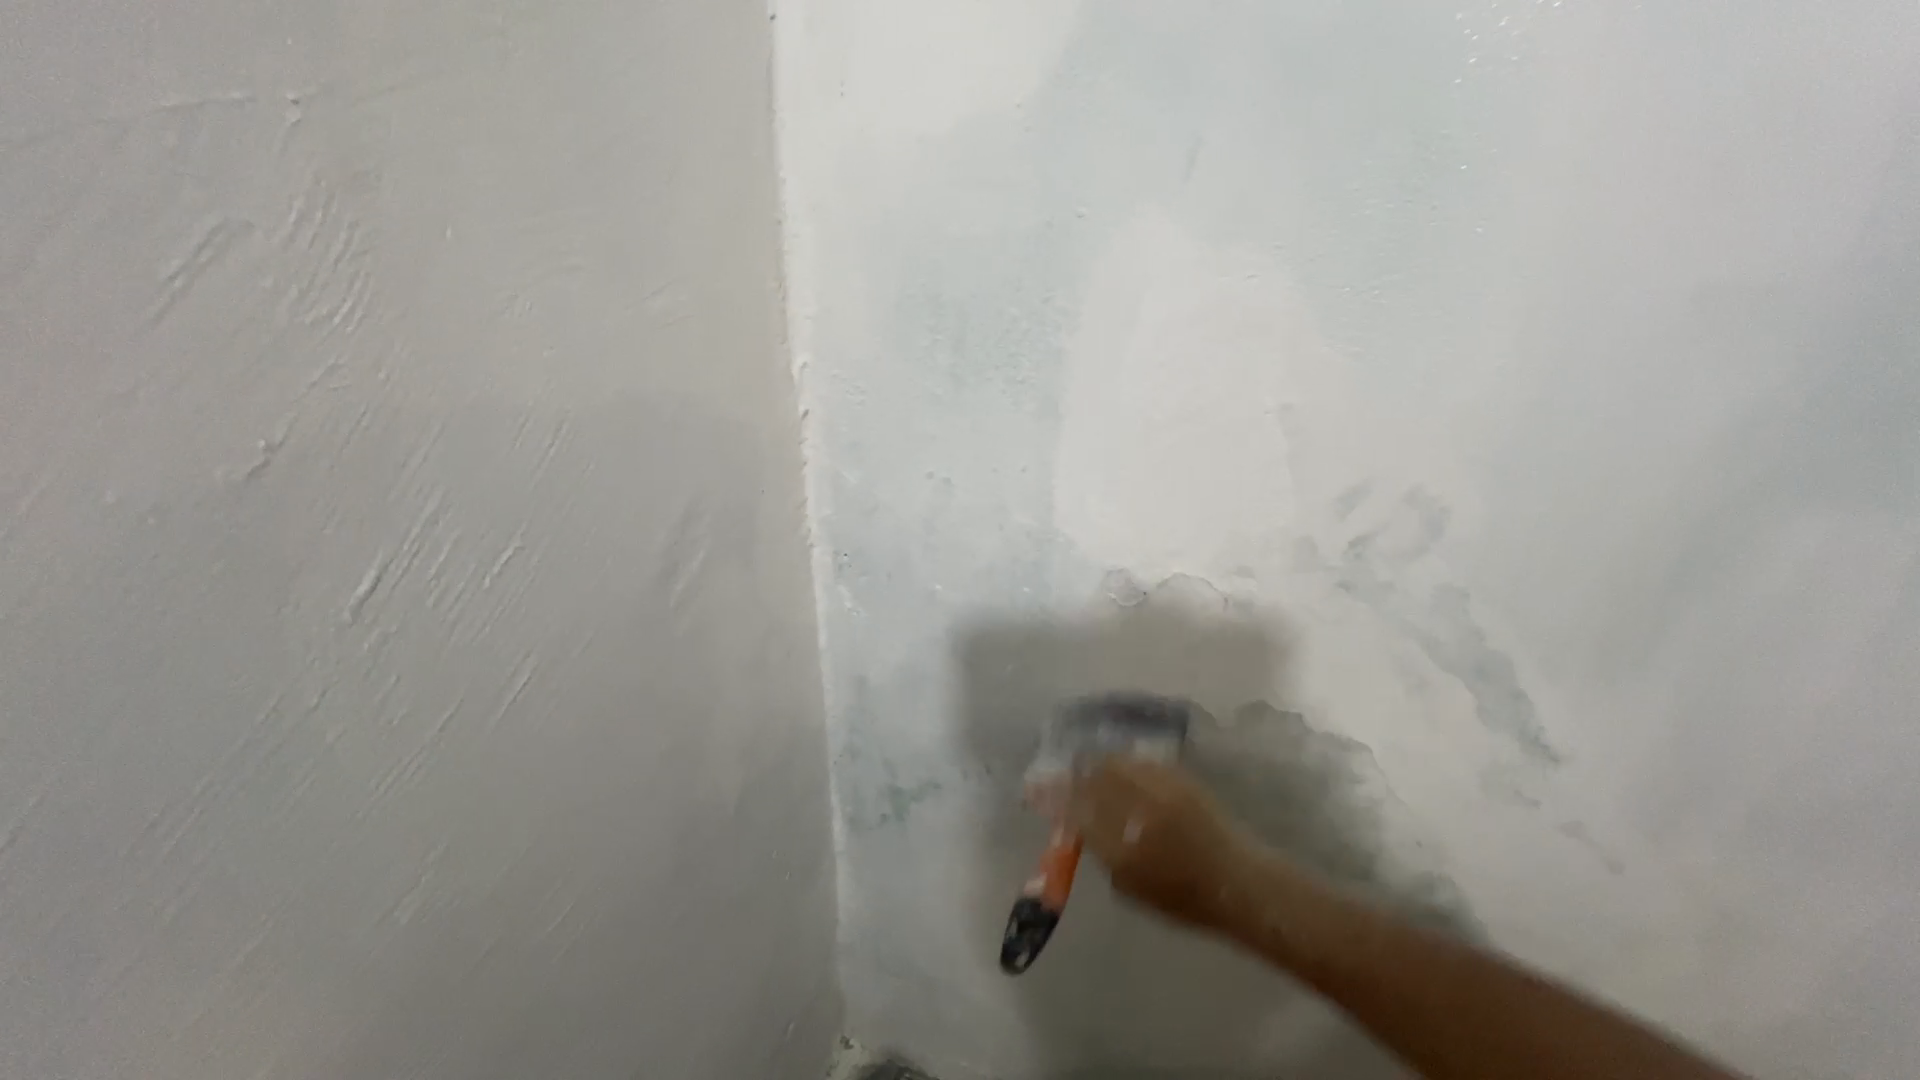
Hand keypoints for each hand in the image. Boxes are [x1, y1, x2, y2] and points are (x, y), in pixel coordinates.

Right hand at [1067, 758, 1250, 930]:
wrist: (1238, 882)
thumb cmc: (1183, 898)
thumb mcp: (1129, 887)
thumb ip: (1100, 852)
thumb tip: (1077, 823)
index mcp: (1122, 848)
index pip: (1075, 810)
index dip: (1053, 797)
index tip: (1036, 791)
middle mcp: (1139, 812)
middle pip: (1092, 778)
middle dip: (1072, 774)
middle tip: (1062, 776)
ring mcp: (1161, 790)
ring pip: (1115, 762)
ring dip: (1095, 764)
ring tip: (1088, 769)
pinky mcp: (1180, 777)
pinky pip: (1139, 761)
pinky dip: (1123, 763)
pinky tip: (1120, 770)